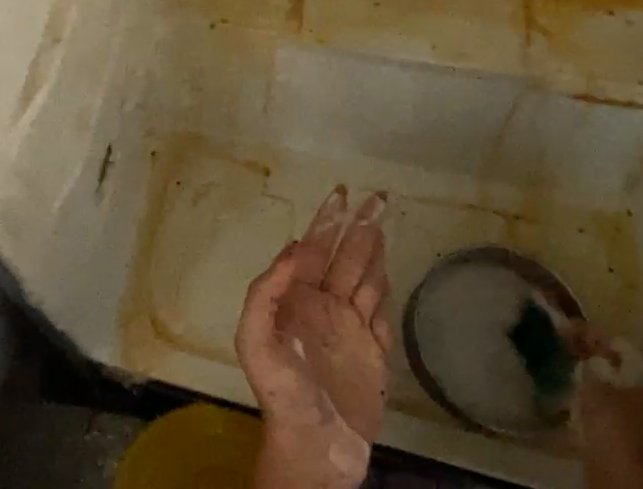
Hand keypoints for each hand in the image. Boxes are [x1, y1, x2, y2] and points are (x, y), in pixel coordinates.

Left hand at [236, 187, 391, 488]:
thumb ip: (267, 290)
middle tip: (376, 196)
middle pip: (345, 257)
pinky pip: (380, 316)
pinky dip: (384, 294)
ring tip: (381, 224)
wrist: (314, 448)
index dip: (327, 221)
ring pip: (364, 279)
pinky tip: (386, 274)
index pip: (314, 248)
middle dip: (359, 226)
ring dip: (373, 251)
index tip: (342, 193)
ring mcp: (350, 330)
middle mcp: (323, 307)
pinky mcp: (373, 355)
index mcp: (296, 298)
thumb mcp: (256, 339)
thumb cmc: (281, 392)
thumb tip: (293, 247)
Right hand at [570, 325, 642, 488]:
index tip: (572, 327)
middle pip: (621, 370)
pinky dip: (593, 396)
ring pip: (615, 388)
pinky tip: (575, 393)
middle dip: (594, 356)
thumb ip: (592, 360)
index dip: (598, 337)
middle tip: (567, 343)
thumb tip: (584, 337)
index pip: (626, 351)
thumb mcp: (597, 385)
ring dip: (593, 376)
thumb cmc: (614, 425)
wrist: (618, 475)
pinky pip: (610, 406)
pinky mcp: (628, 438)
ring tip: (567, 364)